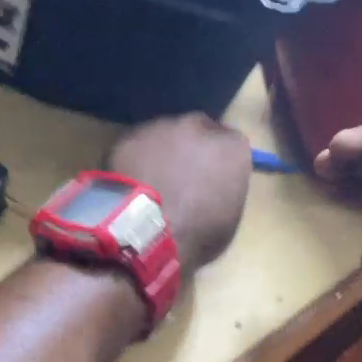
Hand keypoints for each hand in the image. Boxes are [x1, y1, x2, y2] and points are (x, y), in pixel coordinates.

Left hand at [106, 113, 251, 269]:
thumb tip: (213, 185)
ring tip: (152, 181)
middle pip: (197, 131)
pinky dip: (136, 159)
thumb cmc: (197, 234)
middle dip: (191, 149)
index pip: (230, 142)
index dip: (218, 160)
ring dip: (162, 152)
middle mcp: (198, 126)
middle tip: (181, 177)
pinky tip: (131, 181)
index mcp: (232, 146)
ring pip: (164, 135)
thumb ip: (224, 187)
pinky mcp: (129, 137)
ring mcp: (160, 128)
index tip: (211, 176)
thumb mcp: (229, 216)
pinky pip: (137, 146)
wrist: (147, 233)